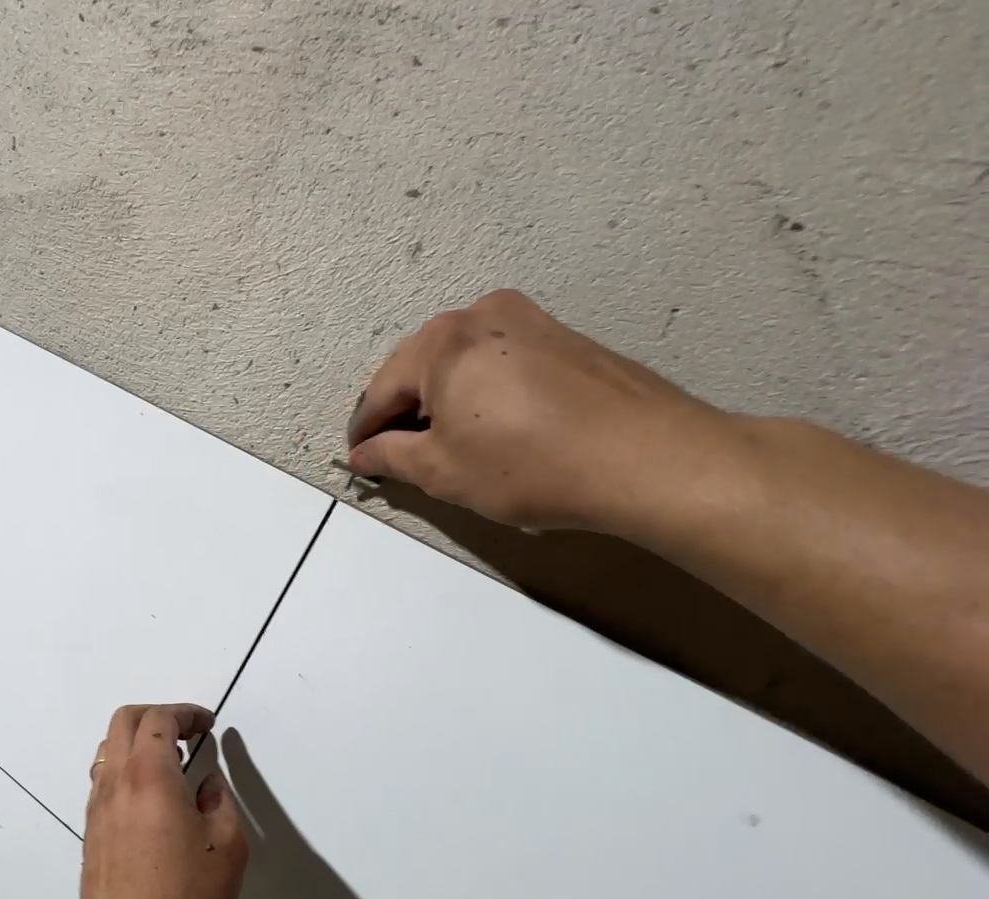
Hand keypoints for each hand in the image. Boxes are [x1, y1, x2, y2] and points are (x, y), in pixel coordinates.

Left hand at [78, 704, 246, 898]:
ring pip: (109, 749)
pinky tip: (151, 799)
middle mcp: (115, 780)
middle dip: (156, 716)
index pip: (158, 719)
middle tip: (187, 734)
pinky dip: (126, 769)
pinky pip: (104, 779)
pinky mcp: (91, 831)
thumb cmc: (185, 898)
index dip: (185, 712)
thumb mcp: (227, 847)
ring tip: (171, 765)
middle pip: (124, 721)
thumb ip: (220, 802)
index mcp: (149, 774)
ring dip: (138, 742)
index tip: (207, 724)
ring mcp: (97, 806)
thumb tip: (208, 781)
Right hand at [346, 289, 737, 533]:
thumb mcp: (441, 471)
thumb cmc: (532, 464)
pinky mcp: (561, 334)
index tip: (361, 460)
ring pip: (458, 363)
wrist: (648, 459)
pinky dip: (482, 392)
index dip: (365, 433)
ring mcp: (526, 319)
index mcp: (440, 342)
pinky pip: (497, 361)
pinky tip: (493, 428)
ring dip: (444, 401)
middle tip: (402, 456)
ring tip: (450, 445)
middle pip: (417, 369)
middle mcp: (479, 315)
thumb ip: (389, 456)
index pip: (380, 392)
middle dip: (405, 411)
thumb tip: (366, 453)